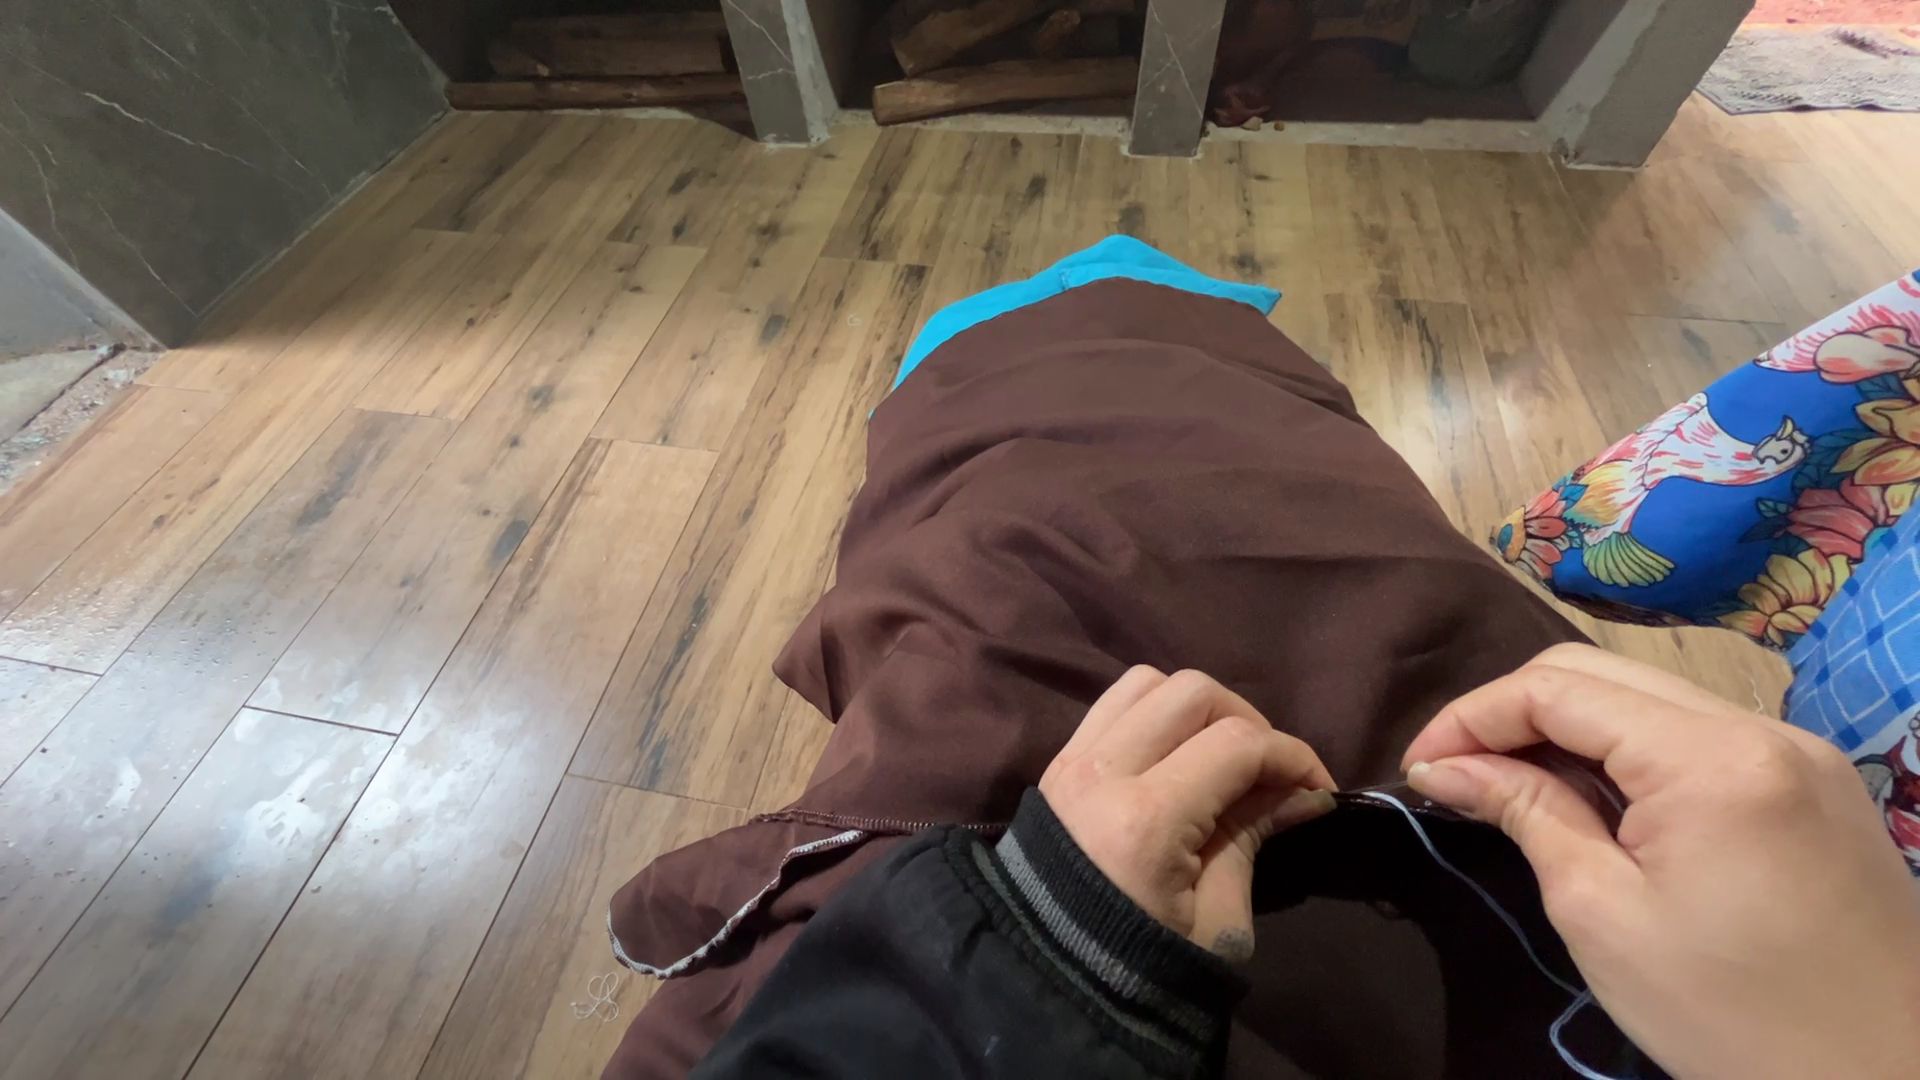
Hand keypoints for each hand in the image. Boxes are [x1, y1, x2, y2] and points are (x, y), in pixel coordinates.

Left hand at [1040, 666, 1336, 960]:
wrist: (1049, 975)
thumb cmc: (1141, 965)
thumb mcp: (1218, 921)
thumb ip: (1252, 836)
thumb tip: (1302, 792)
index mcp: (1145, 818)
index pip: (1235, 744)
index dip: (1291, 755)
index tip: (1318, 787)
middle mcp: (1104, 770)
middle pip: (1190, 691)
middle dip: (1246, 719)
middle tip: (1268, 769)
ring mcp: (1073, 757)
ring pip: (1146, 682)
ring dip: (1195, 706)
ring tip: (1220, 752)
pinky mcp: (1058, 760)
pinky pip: (1112, 703)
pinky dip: (1154, 710)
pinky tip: (1176, 750)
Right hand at [1403, 643, 1919, 1079]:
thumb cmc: (1736, 1016)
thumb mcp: (1598, 909)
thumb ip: (1520, 809)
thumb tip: (1438, 767)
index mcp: (1711, 758)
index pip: (1552, 690)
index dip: (1469, 717)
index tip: (1419, 765)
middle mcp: (1758, 730)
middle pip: (1589, 672)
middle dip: (1504, 711)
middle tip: (1455, 768)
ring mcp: (1789, 752)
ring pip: (1630, 693)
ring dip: (1551, 725)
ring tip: (1503, 780)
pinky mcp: (1800, 782)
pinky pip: (1675, 728)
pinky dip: (1606, 745)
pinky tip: (1578, 792)